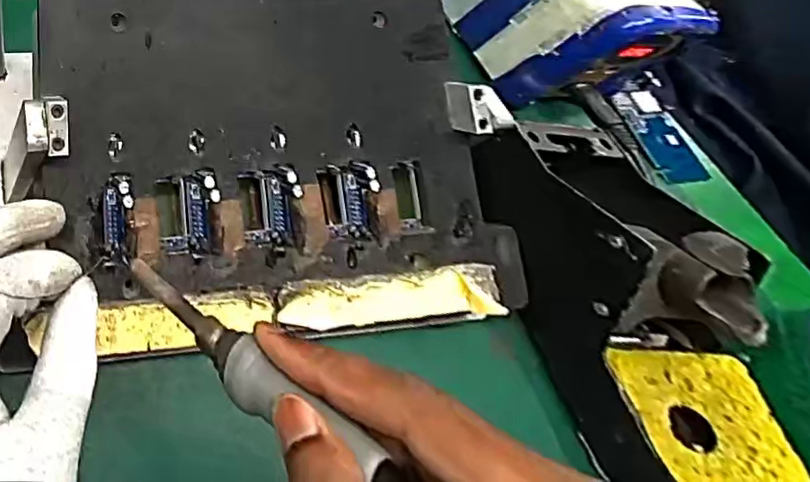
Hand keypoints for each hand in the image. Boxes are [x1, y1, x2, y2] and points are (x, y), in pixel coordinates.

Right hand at [256, 324, 588, 481]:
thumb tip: (294, 414)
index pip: (407, 401)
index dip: (328, 367)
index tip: (270, 342)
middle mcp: (539, 478)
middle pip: (417, 410)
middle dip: (338, 389)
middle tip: (273, 363)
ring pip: (432, 431)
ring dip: (363, 420)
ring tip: (306, 400)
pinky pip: (450, 458)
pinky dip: (397, 450)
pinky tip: (365, 453)